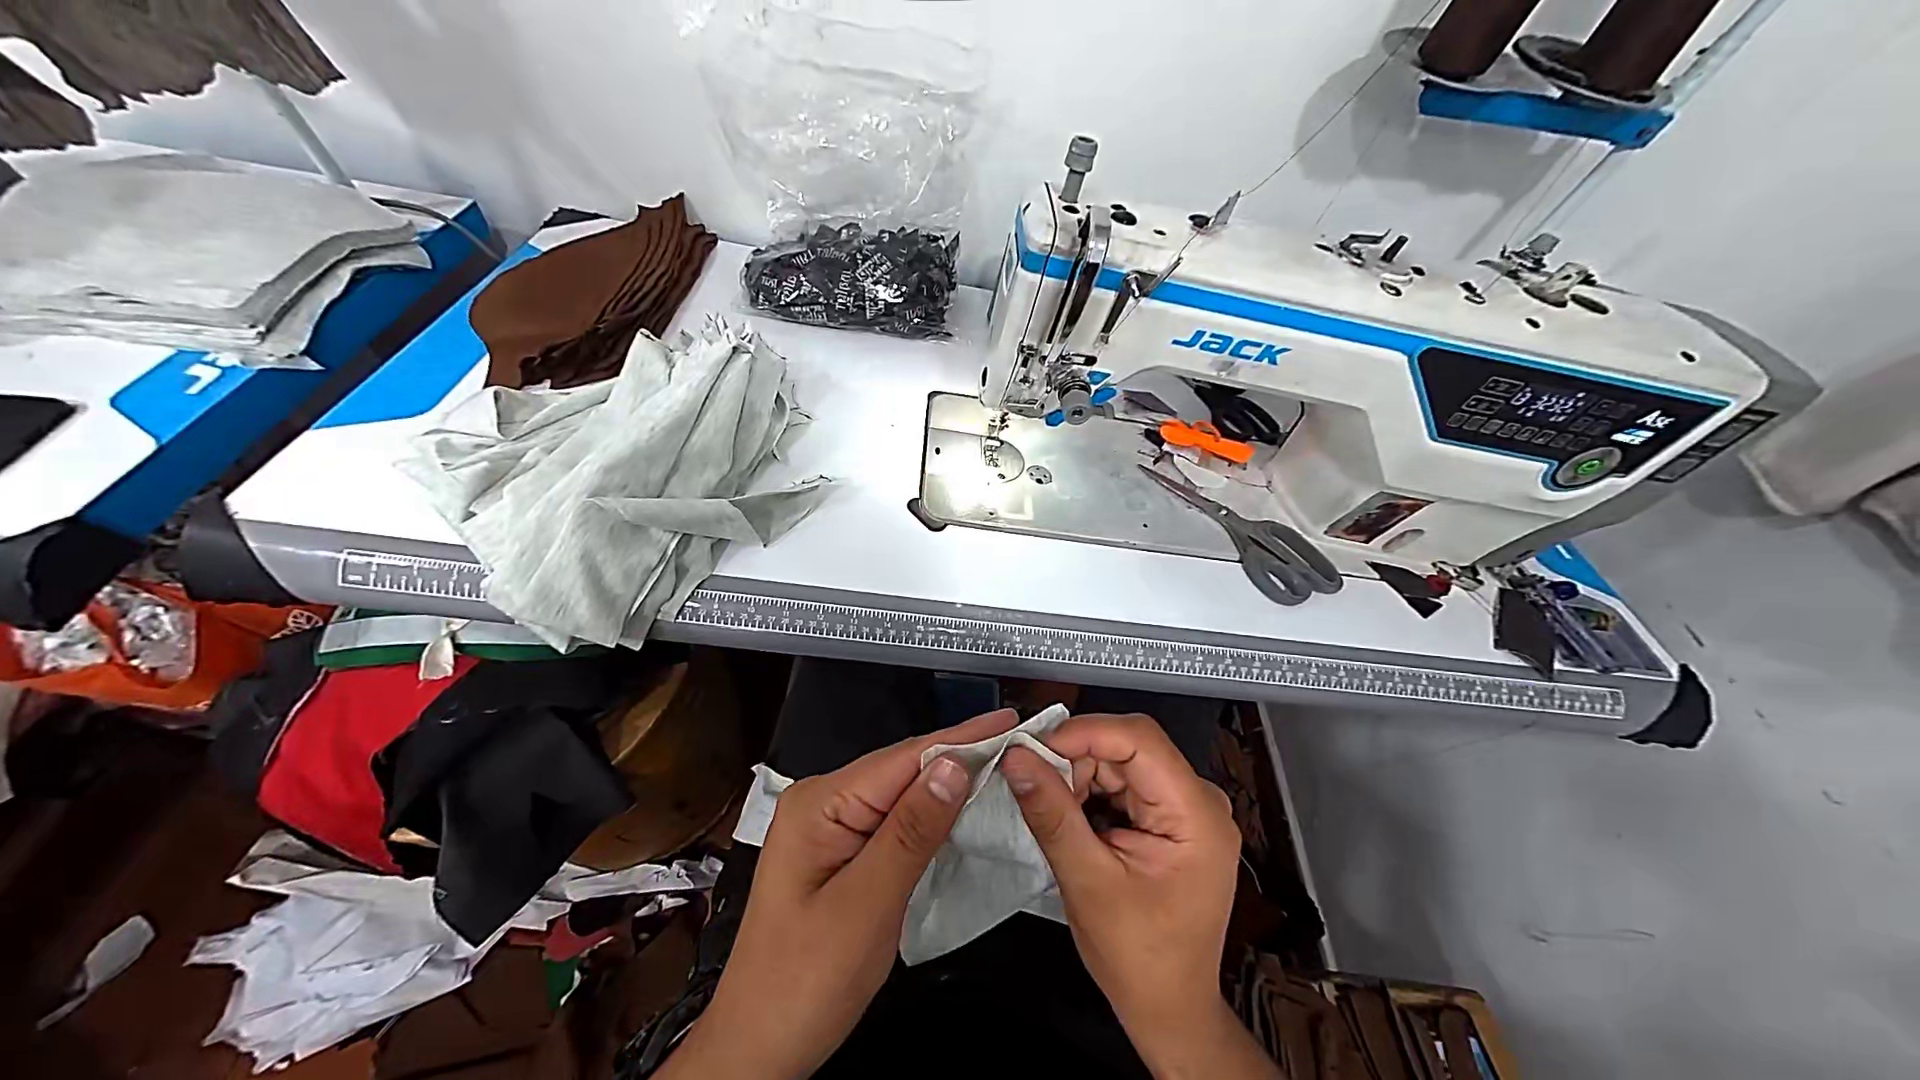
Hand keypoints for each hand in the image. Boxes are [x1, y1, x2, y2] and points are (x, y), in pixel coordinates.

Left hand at [659, 709, 1018, 1079]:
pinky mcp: (840, 851)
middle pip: (901, 768)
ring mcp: (829, 826)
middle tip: (1016, 743)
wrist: (758, 1047)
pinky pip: (893, 819)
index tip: (1010, 722)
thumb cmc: (804, 983)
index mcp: (819, 804)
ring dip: (947, 781)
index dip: (960, 739)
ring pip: (899, 792)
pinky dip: (930, 812)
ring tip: (999, 763)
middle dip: (958, 754)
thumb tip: (953, 766)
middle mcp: (821, 802)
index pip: (902, 759)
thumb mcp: (865, 907)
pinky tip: (958, 804)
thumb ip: (910, 832)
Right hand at [1002, 713, 1278, 1079]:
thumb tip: (1016, 758)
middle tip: (1035, 787)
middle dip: (1075, 760)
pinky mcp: (1170, 817)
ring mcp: (1186, 808)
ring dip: (1079, 777)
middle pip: (1127, 747)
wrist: (1169, 1007)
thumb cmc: (1138, 957)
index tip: (1032, 750)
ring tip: (1055, 813)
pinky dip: (1089, 792)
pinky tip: (1073, 820)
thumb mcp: (1086, 881)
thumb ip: (1052, 813)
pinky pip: (1123, 783)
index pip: (1139, 739)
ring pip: (1120, 762)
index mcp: (1196, 814)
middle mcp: (1199, 800)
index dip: (1082, 733)